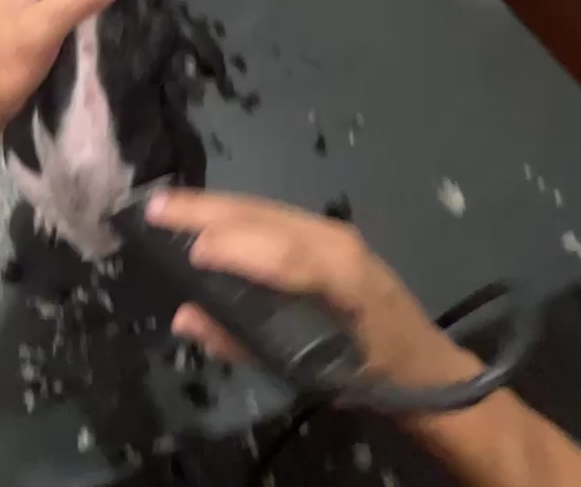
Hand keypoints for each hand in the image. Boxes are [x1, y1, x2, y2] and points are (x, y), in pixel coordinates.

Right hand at [147, 189, 481, 392]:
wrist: (427, 366)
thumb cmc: (372, 376)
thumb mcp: (312, 375)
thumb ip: (244, 344)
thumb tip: (185, 318)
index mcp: (344, 278)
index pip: (283, 253)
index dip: (235, 248)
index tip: (189, 252)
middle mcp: (335, 239)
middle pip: (261, 215)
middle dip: (204, 210)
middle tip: (153, 208)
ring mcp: (329, 228)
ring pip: (259, 206)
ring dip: (210, 205)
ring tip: (165, 207)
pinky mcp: (322, 228)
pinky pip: (267, 212)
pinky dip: (228, 211)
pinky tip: (201, 214)